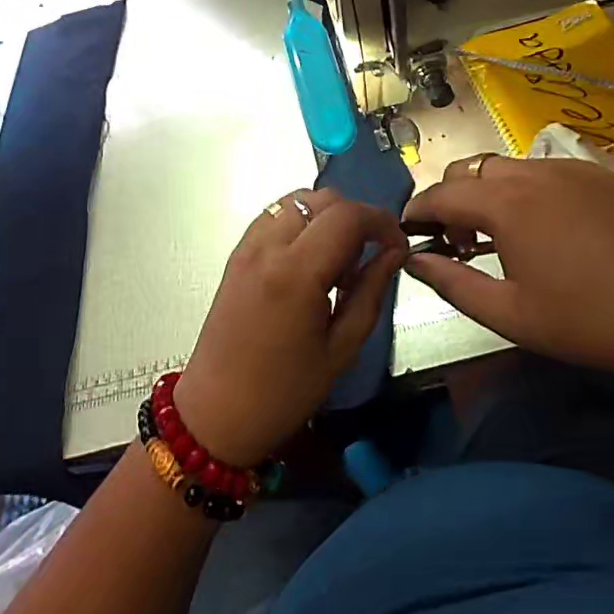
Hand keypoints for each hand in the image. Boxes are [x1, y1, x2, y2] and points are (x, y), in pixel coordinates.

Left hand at [175, 188, 407, 466]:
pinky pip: (275, 215)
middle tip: (370, 255)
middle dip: (357, 217)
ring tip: (340, 258)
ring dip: (328, 215)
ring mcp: (247, 247)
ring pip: (297, 200)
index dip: (381, 222)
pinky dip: (301, 220)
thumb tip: (394, 253)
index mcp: (295, 272)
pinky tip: (311, 257)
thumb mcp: (342, 348)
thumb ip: (372, 292)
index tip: (397, 245)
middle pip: (323, 199)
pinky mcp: (237, 254)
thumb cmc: (284, 392)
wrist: (216, 414)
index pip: (347, 216)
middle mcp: (268, 246)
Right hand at [402, 155, 613, 378]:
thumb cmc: (586, 320)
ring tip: (497, 236)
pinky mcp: (597, 176)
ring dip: (486, 192)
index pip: (441, 193)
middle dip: (451, 199)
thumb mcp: (508, 313)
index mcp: (505, 203)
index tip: (408, 232)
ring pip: (505, 167)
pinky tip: (541, 226)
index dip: (417, 210)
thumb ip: (452, 282)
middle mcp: (531, 172)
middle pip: (470, 170)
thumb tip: (414, 260)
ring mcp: (568, 169)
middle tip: (457, 244)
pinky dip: (523, 189)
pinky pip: (542, 170)